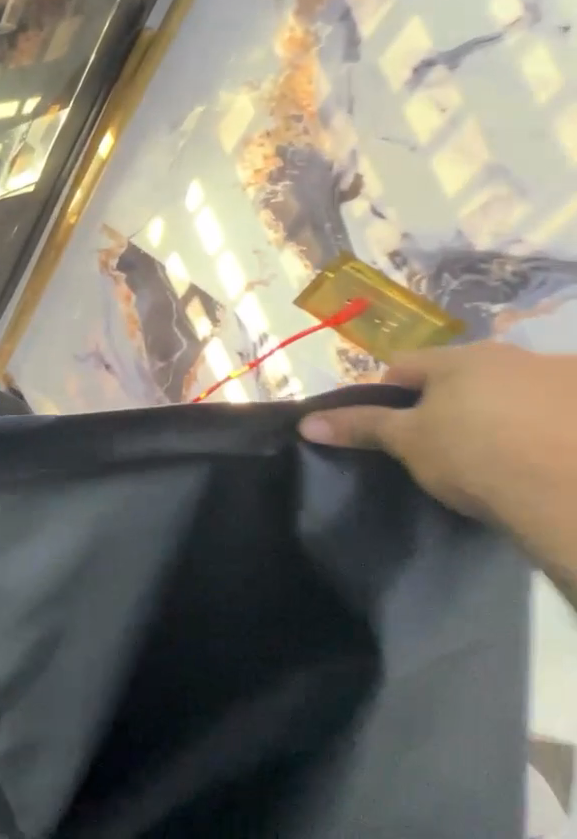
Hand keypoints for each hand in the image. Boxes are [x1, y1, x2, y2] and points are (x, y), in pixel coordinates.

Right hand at [300, 343, 576, 583]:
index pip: (404, 366)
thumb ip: (358, 426)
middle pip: (466, 376)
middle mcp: (520, 357)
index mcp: (464, 358)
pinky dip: (551, 428)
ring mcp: (571, 382)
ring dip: (508, 412)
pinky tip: (547, 458)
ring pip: (520, 392)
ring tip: (504, 454)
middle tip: (445, 442)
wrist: (575, 498)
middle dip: (453, 402)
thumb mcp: (406, 442)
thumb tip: (304, 422)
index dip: (389, 396)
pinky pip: (562, 413)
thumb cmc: (476, 457)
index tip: (392, 428)